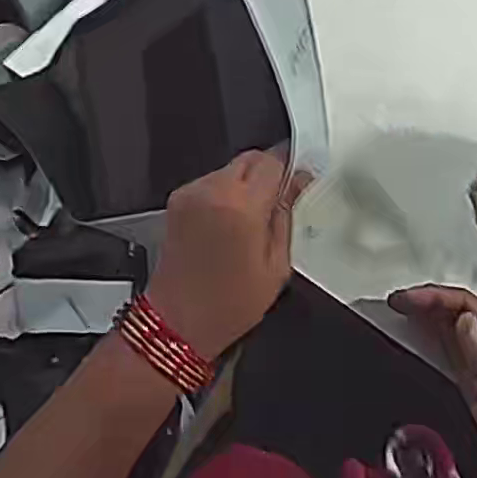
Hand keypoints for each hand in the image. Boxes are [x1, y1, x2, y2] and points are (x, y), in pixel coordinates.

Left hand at [145, 150, 302, 360]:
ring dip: (244, 184)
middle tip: (277, 201)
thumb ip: (286, 216)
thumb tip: (297, 183)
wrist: (178, 319)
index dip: (289, 167)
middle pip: (249, 158)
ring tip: (249, 220)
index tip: (298, 177)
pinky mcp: (177, 197)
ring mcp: (192, 191)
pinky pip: (209, 182)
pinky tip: (226, 223)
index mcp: (241, 206)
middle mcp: (213, 190)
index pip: (272, 162)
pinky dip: (222, 193)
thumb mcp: (276, 266)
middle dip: (267, 173)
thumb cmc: (230, 303)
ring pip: (229, 168)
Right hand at [386, 286, 476, 477]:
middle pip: (458, 315)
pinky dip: (429, 344)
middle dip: (426, 301)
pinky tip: (418, 340)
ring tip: (401, 311)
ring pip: (452, 333)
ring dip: (425, 319)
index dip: (436, 297)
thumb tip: (462, 323)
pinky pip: (450, 359)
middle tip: (397, 300)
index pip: (469, 308)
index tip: (408, 299)